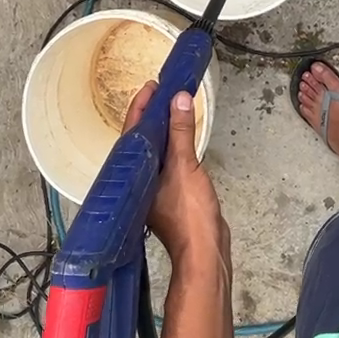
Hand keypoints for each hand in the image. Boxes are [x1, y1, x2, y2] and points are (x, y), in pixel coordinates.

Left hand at [126, 81, 228, 268]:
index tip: (153, 85)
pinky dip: (172, 144)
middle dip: (150, 113)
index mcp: (135, 170)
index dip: (142, 104)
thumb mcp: (186, 166)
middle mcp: (139, 177)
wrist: (205, 252)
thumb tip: (178, 99)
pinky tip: (181, 139)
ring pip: (154, 149)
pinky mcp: (168, 194)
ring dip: (161, 128)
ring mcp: (153, 187)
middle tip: (162, 91)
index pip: (133, 128)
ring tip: (172, 107)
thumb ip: (181, 132)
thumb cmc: (190, 216)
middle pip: (140, 137)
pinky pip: (166, 160)